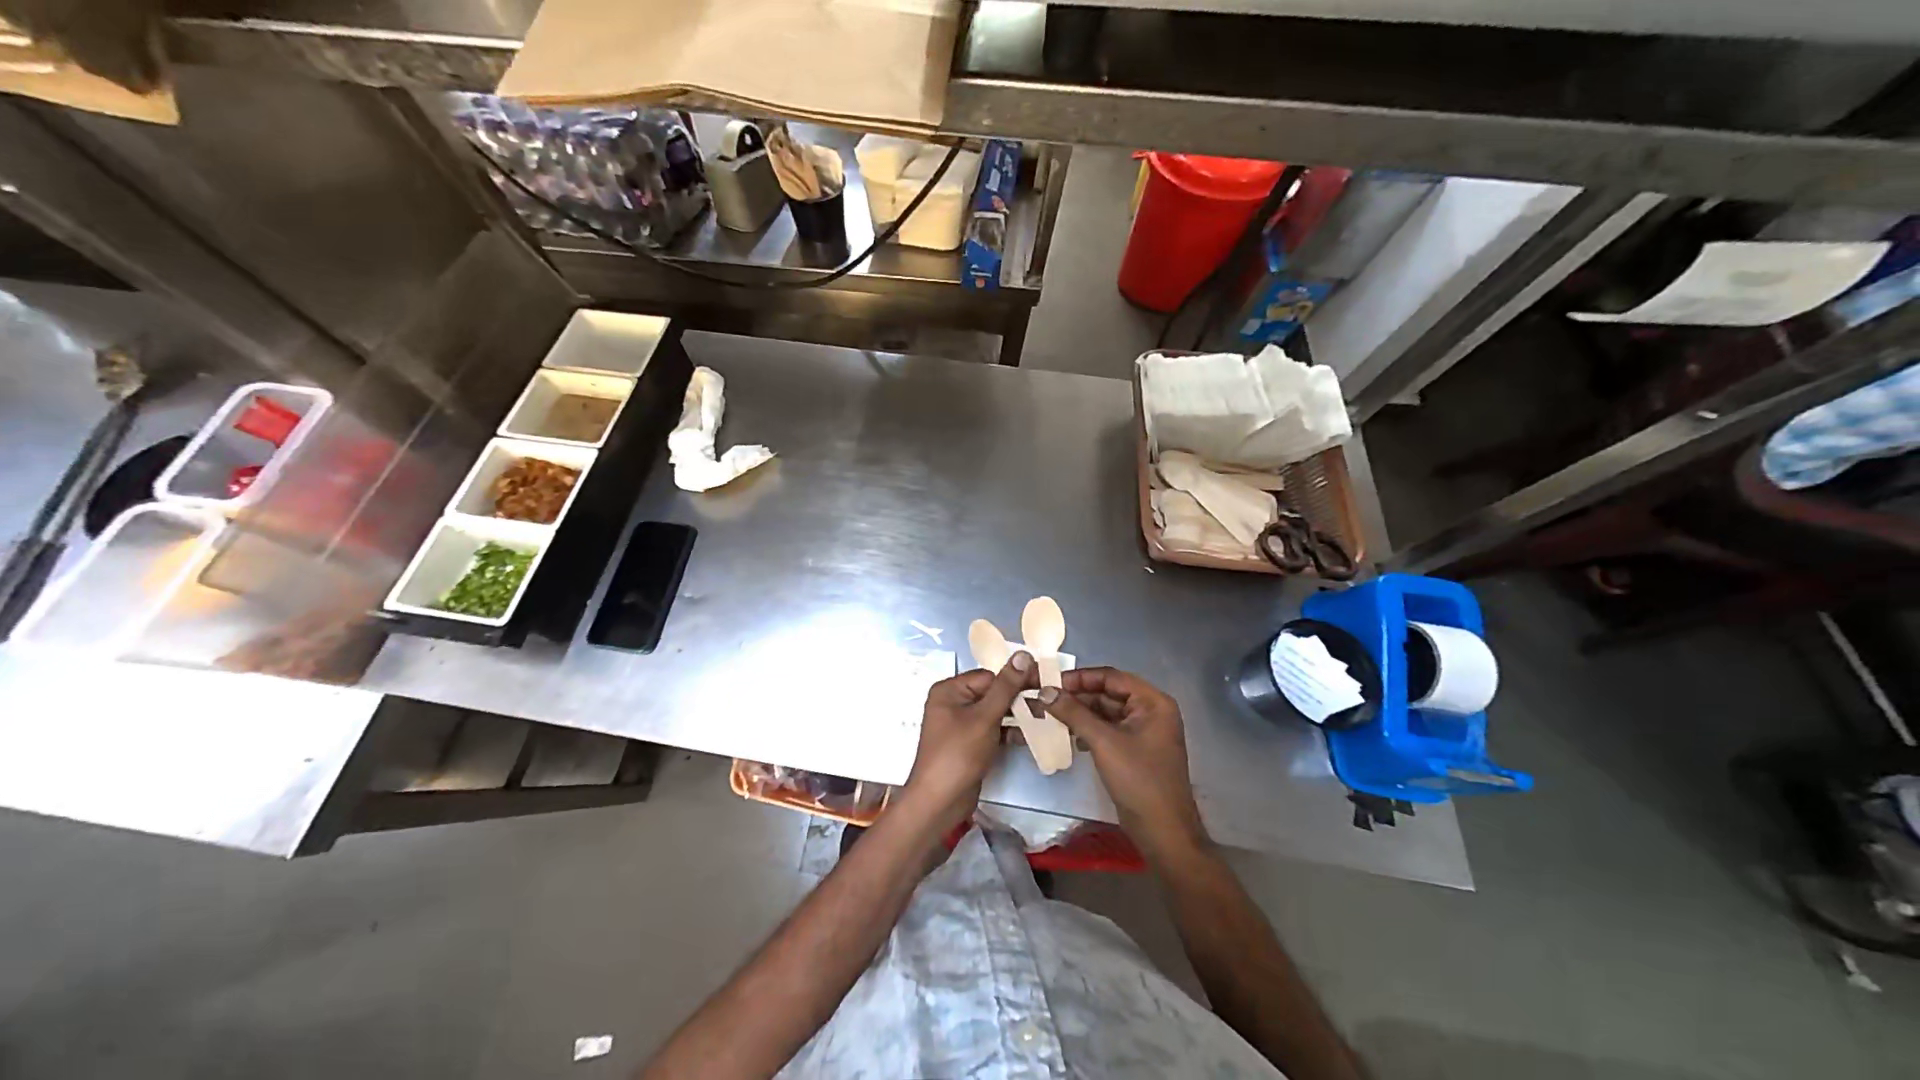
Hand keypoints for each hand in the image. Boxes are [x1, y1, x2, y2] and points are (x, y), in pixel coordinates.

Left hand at [900, 652, 1035, 831]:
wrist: (940, 801)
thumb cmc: (958, 754)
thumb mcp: (985, 717)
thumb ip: (1006, 686)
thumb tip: (1023, 654)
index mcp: (949, 690)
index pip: (989, 676)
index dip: (1016, 679)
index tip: (1045, 682)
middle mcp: (952, 703)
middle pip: (992, 693)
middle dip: (1018, 698)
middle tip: (1049, 701)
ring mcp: (960, 725)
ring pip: (994, 712)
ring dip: (1017, 715)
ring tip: (1046, 717)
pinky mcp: (969, 743)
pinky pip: (992, 730)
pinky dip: (1008, 732)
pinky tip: (1032, 735)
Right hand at [1039, 667, 1208, 859]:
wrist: (1163, 831)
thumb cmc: (1138, 779)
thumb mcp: (1103, 742)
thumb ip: (1073, 713)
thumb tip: (1044, 692)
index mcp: (1153, 702)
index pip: (1112, 677)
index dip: (1081, 678)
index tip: (1051, 681)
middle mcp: (1151, 712)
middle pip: (1109, 694)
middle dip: (1078, 696)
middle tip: (1045, 698)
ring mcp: (1144, 732)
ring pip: (1107, 713)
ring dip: (1080, 714)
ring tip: (1050, 715)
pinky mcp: (1135, 751)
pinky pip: (1109, 730)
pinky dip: (1089, 730)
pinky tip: (1068, 735)